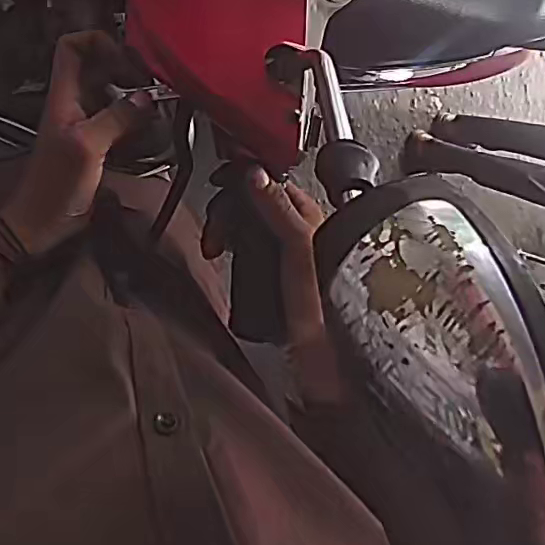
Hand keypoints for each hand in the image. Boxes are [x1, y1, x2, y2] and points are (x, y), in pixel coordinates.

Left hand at [0, 32, 150, 256]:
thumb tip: (146, 98)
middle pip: (98, 66)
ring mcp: (85, 122)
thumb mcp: (87, 147)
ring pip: (112, 91)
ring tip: (155, 102)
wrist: (40, 226)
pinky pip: (119, 117)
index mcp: (63, 96)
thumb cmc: (53, 187)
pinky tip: (150, 127)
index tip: (124, 56)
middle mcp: (73, 103)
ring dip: (134, 92)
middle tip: (149, 82)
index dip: (97, 41)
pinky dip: (135, 116)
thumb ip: (116, 118)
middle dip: (126, 67)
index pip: (71, 46)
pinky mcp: (96, 142)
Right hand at [237, 168, 344, 404]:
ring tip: (216, 246)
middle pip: (258, 204)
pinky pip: (252, 253)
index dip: (247, 179)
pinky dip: (234, 251)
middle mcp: (306, 234)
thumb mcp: (299, 248)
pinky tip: (227, 261)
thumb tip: (255, 174)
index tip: (221, 185)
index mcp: (315, 218)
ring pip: (252, 228)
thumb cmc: (327, 313)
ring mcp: (293, 259)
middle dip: (230, 210)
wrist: (330, 370)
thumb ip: (279, 208)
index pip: (275, 182)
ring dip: (229, 231)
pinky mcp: (282, 282)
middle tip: (215, 229)